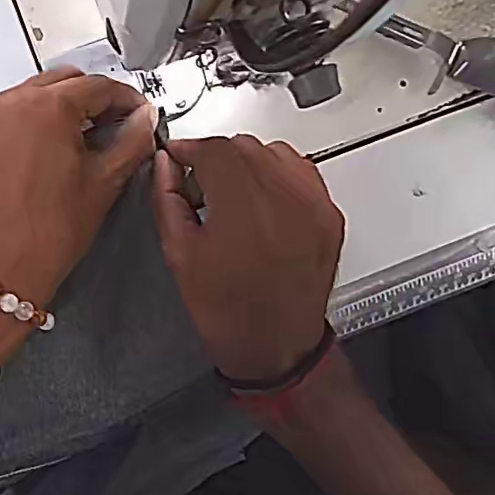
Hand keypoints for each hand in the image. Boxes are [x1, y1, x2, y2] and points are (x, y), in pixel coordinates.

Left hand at [0, 67, 157, 385]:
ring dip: (56, 113)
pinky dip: (24, 132)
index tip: (135, 111)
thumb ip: (131, 142)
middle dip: (90, 100)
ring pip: (28, 100)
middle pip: (60, 83)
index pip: (97, 85)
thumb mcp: (103, 184)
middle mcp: (6, 107)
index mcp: (45, 108)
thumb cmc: (42, 237)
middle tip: (112, 125)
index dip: (126, 98)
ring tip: (77, 145)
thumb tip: (142, 122)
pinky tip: (41, 160)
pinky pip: (2, 124)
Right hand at [150, 135, 343, 381]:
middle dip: (214, 157)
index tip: (177, 155)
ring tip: (230, 194)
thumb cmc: (230, 315)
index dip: (189, 148)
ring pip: (272, 152)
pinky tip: (260, 198)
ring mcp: (312, 207)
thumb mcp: (180, 257)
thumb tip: (165, 167)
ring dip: (245, 163)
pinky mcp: (328, 215)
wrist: (275, 347)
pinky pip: (300, 171)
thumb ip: (168, 201)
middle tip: (197, 182)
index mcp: (243, 211)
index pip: (215, 149)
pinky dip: (276, 174)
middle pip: (243, 146)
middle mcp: (285, 202)